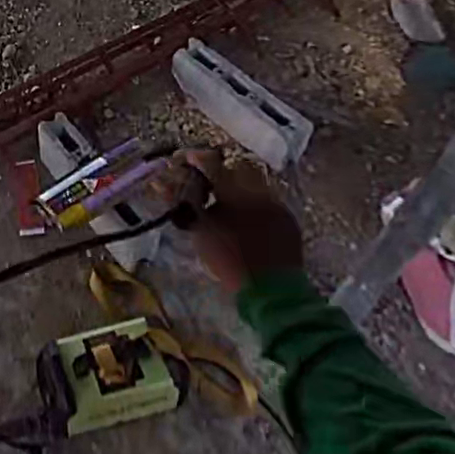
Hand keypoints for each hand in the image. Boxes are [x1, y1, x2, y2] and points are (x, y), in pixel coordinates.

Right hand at [179, 149, 305, 292]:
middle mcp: (259, 191)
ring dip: (239, 188)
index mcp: (234, 192)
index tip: (186, 159)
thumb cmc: (230, 262)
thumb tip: (165, 185)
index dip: (196, 158)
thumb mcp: (201, 233)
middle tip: (209, 182)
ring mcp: (278, 205)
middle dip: (221, 171)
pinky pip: (268, 203)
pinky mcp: (289, 221)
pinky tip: (248, 221)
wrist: (273, 294)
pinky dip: (255, 206)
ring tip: (228, 204)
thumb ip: (186, 204)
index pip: (212, 163)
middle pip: (237, 167)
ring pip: (255, 184)